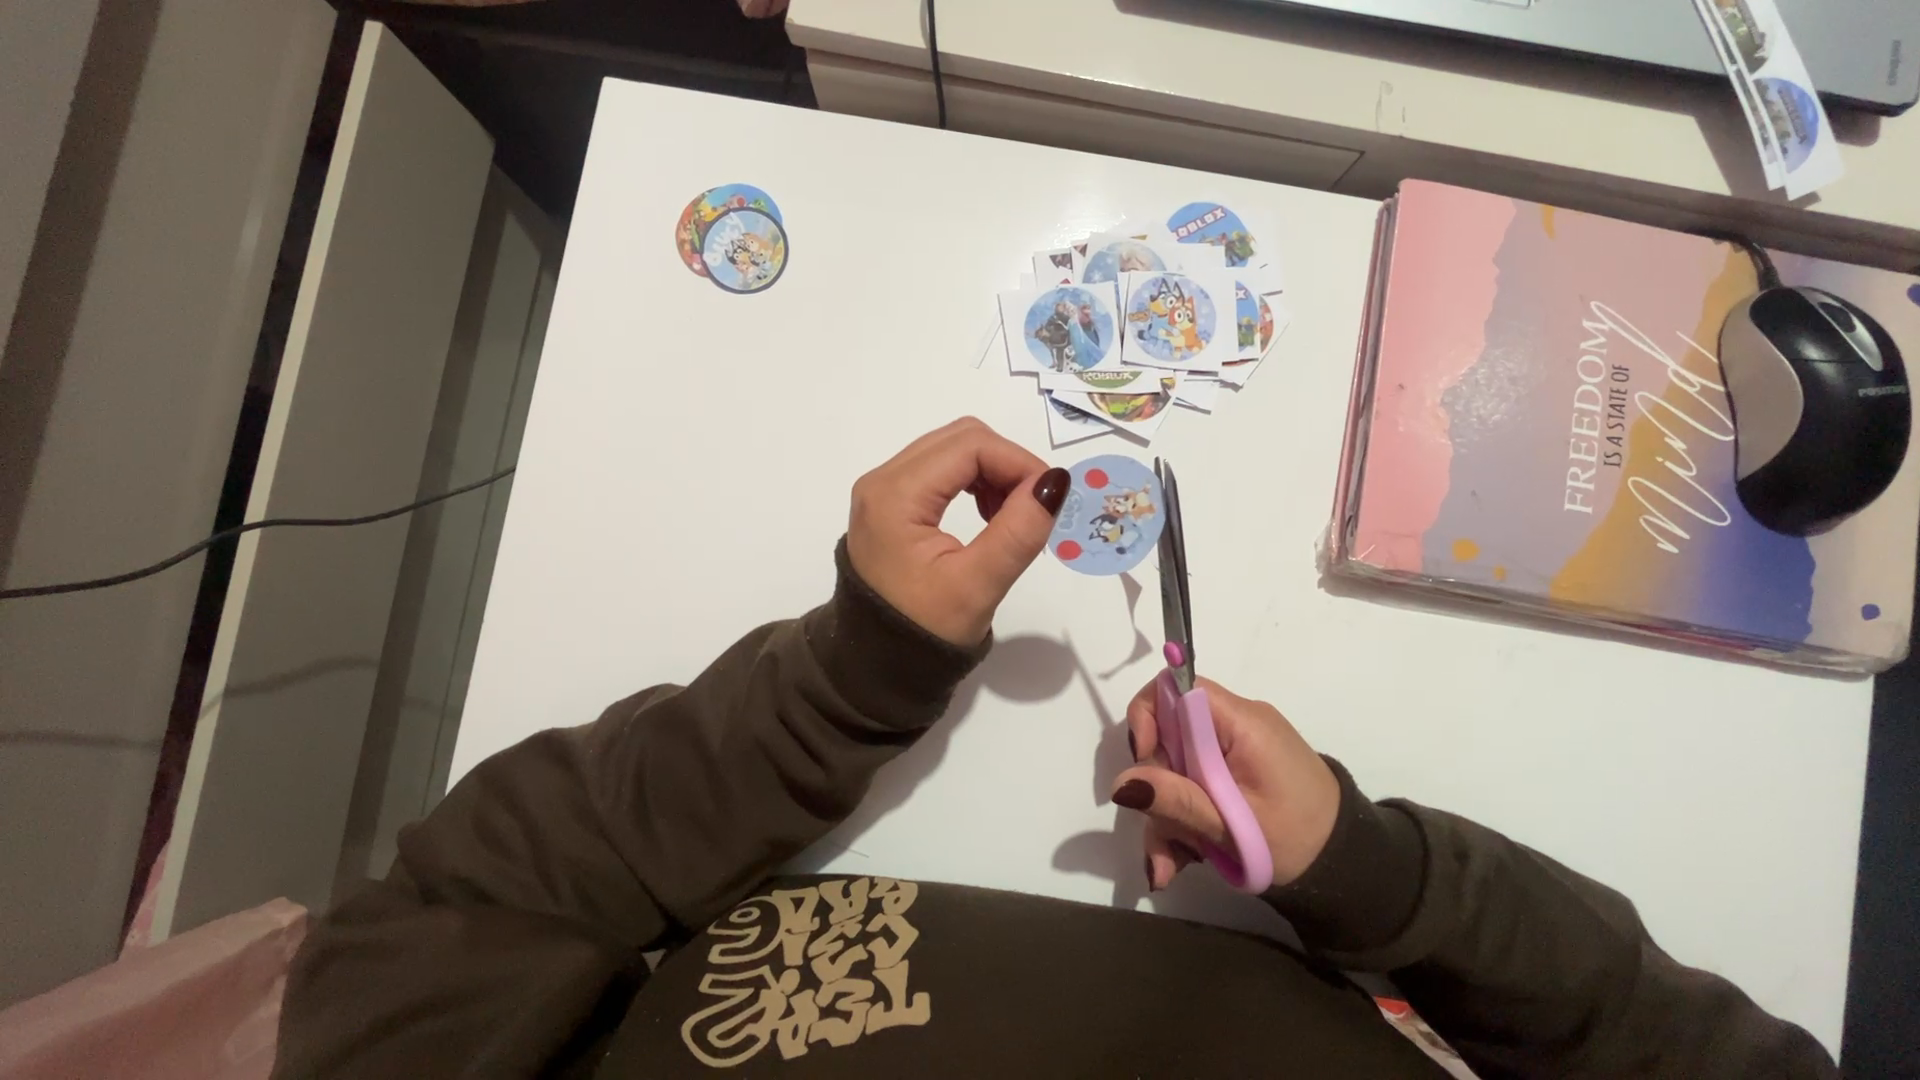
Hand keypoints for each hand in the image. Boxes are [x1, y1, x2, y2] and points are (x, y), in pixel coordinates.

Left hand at [847, 417, 1069, 645]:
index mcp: (894, 496)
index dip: (1018, 462)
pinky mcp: (892, 502)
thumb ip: (1017, 532)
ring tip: (1012, 517)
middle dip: (1007, 464)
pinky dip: (974, 481)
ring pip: (952, 450)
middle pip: (960, 439)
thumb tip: (1055, 482)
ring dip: (992, 471)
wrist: (877, 664)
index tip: (1052, 498)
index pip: (969, 446)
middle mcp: (882, 480)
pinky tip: (989, 516)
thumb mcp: (977, 586)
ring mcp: (884, 490)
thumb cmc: (924, 630)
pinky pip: (940, 469)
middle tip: (1034, 508)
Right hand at [1112, 677, 1340, 890]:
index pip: (1177, 687)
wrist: (1348, 868)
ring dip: (1165, 818)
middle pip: (1169, 738)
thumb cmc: (1300, 840)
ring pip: (1176, 769)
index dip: (1149, 716)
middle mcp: (1234, 727)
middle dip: (1155, 790)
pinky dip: (1182, 821)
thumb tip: (1121, 784)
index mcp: (1241, 723)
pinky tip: (1177, 862)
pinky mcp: (1232, 774)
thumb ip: (1178, 802)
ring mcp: (1232, 752)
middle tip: (1162, 839)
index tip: (1144, 762)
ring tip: (1167, 867)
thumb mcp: (1233, 827)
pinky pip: (1193, 785)